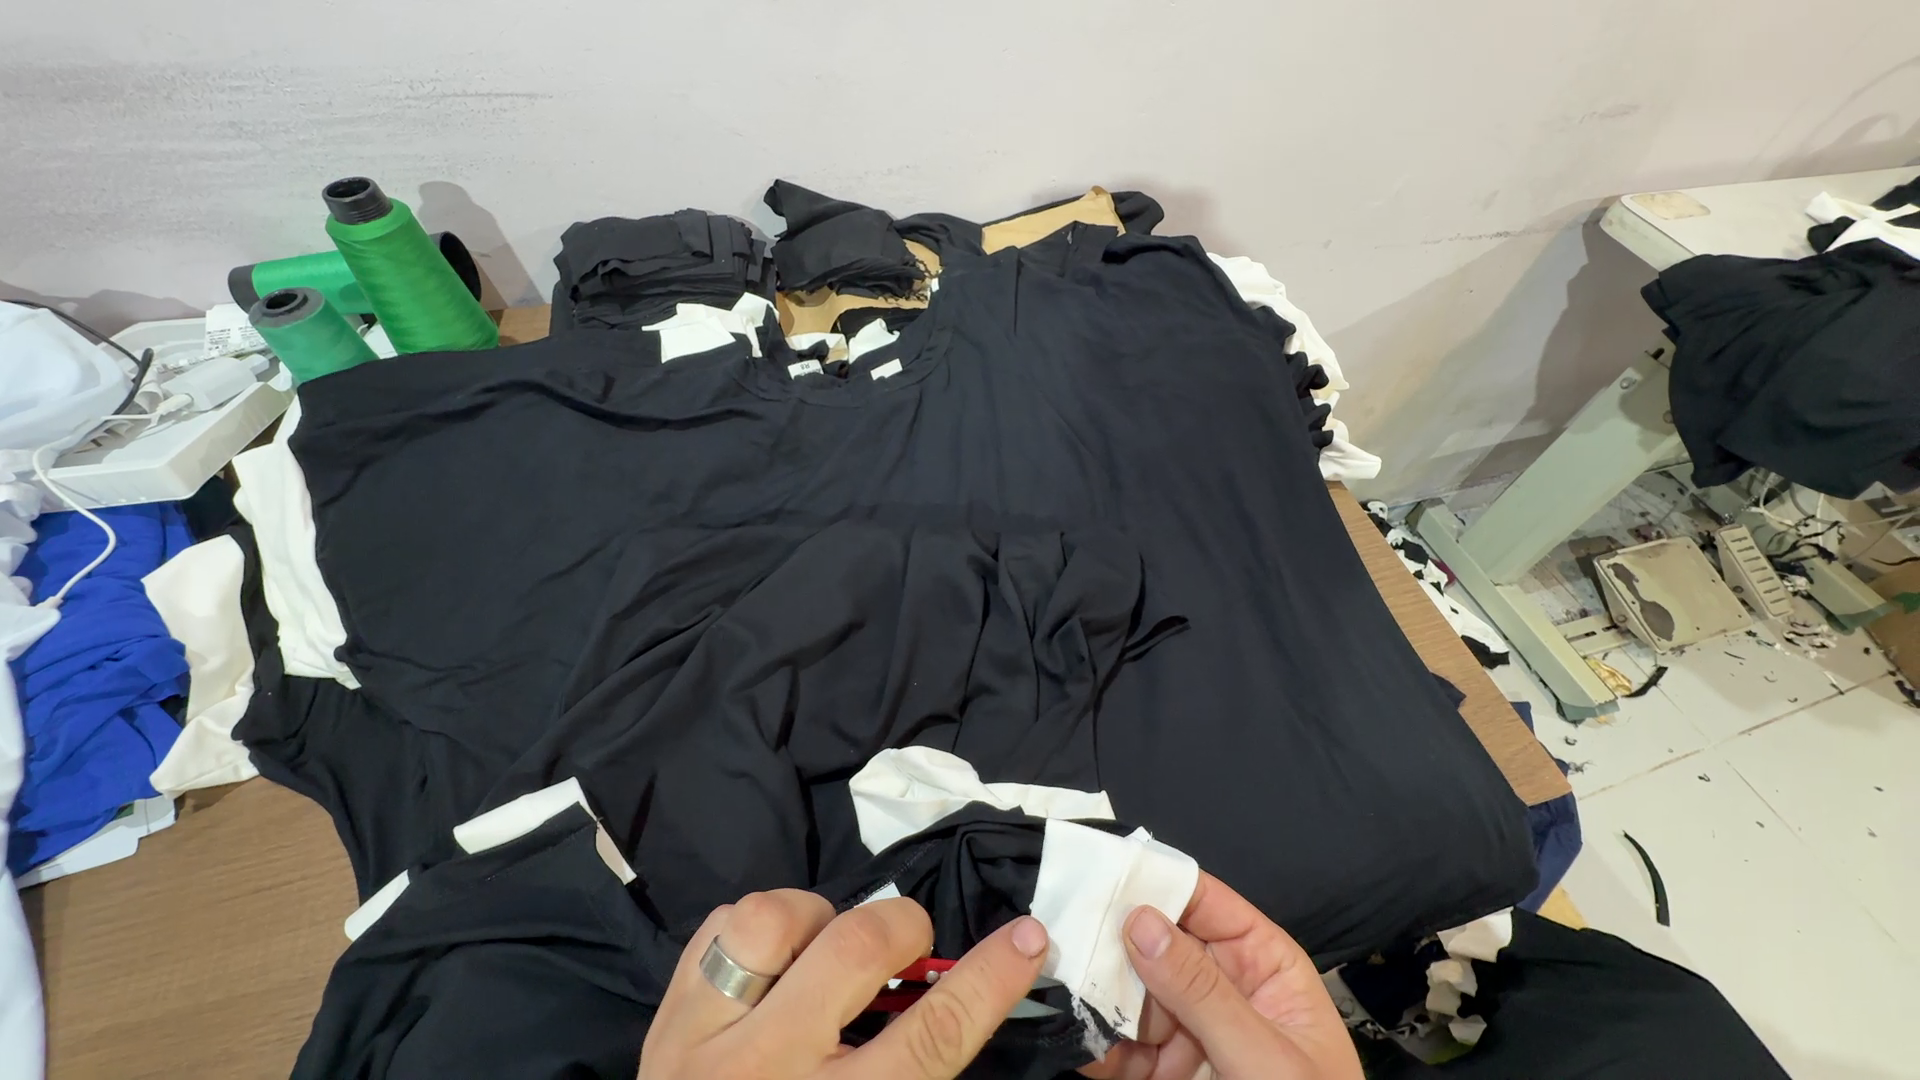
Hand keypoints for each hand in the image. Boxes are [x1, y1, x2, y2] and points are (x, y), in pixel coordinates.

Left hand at [641, 889, 1050, 1078]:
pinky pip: (722, 925)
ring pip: (774, 919)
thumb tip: (947, 994)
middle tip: (910, 948)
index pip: (932, 1036)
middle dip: (904, 926)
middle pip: (855, 949)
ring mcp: (702, 1042)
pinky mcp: (664, 1019)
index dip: (988, 979)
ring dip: (819, 917)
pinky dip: (763, 926)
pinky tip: (774, 960)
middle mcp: (766, 1073)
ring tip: (828, 948)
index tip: (1029, 936)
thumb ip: (908, 1069)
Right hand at [1081, 873, 1361, 1079]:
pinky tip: (1079, 1041)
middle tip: (1065, 938)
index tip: (1098, 873)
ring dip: (1098, 994)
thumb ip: (1203, 992)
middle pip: (1155, 943)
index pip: (1201, 901)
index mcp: (1260, 961)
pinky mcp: (1165, 1067)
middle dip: (1112, 944)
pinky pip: (1123, 1041)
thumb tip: (1140, 920)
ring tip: (1065, 992)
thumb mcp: (1265, 1058)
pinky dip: (1098, 1040)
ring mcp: (1191, 1027)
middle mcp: (1221, 984)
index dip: (1152, 882)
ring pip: (1130, 990)